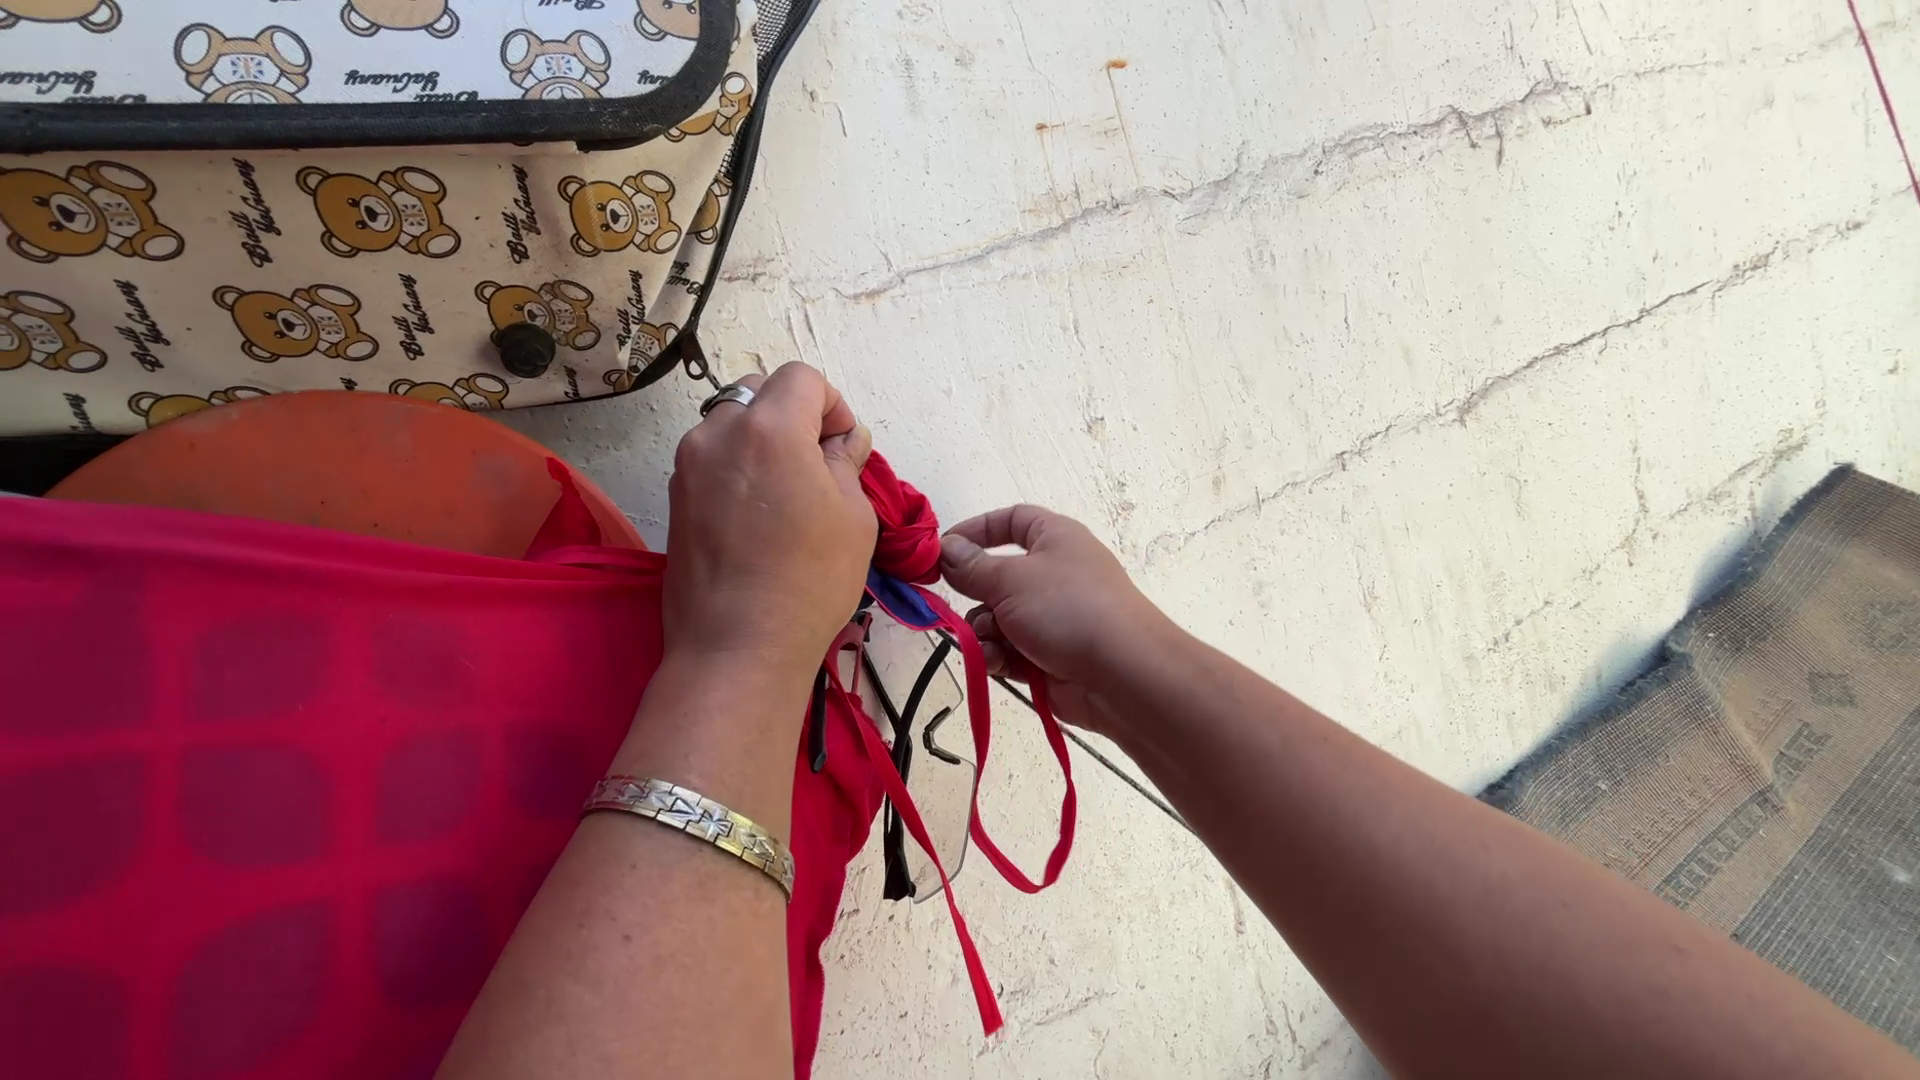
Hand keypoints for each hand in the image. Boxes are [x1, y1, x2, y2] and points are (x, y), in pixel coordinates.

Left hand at [663, 363, 875, 693]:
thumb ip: (845, 461)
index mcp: (769, 429)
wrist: (738, 646)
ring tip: (785, 498)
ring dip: (763, 442)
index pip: (802, 378)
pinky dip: (739, 468)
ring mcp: (688, 465)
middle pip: (760, 393)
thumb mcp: (854, 516)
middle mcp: (718, 433)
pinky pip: (713, 459)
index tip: (842, 448)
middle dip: (794, 416)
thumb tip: (841, 441)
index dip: (832, 405)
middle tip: (816, 469)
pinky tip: (757, 519)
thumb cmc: (810, 581)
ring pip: (732, 425)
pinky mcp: (674, 497)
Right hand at [939, 506, 1179, 737]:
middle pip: (996, 576)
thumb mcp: (1011, 579)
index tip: (942, 549)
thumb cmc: (1068, 609)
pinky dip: (998, 656)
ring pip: (997, 618)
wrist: (1123, 676)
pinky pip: (1008, 650)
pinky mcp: (1047, 657)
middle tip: (959, 603)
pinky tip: (998, 662)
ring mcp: (1051, 618)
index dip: (976, 531)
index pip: (1011, 521)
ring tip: (994, 641)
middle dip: (976, 594)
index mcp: (1054, 539)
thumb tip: (945, 547)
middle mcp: (1053, 574)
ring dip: (985, 631)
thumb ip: (970, 567)